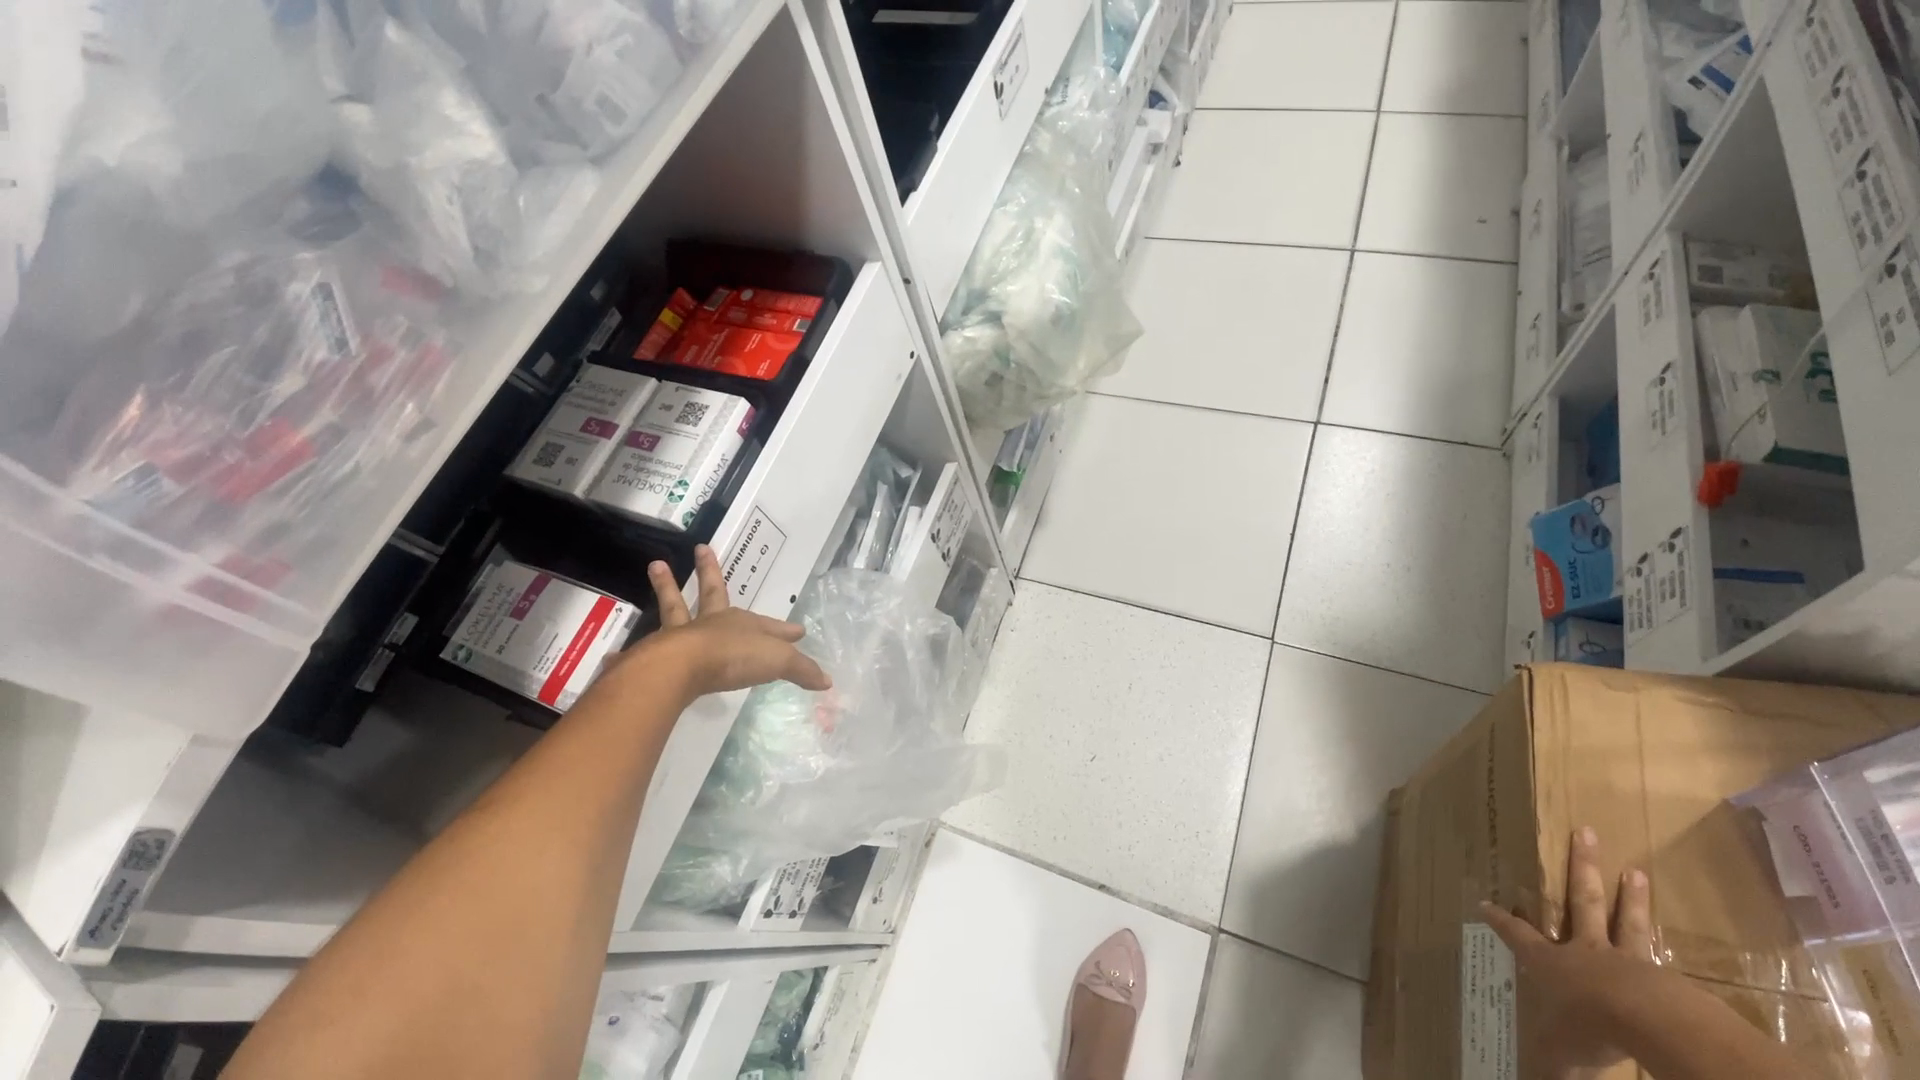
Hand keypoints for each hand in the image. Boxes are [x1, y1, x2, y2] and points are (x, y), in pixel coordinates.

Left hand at [618, 545, 831, 702]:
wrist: (679, 668)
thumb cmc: (732, 656)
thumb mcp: (777, 661)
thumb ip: (800, 669)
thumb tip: (826, 681)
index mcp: (738, 625)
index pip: (765, 624)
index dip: (782, 629)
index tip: (796, 630)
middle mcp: (708, 625)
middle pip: (710, 593)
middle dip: (710, 572)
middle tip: (700, 548)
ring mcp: (678, 639)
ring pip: (672, 608)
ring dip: (664, 589)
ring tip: (655, 566)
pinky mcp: (653, 659)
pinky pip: (638, 655)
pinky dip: (626, 656)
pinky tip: (614, 658)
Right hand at [1479, 828, 1658, 1077]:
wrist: (1651, 1023)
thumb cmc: (1592, 1027)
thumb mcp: (1562, 1053)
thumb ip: (1549, 1062)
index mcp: (1552, 963)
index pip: (1518, 937)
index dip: (1501, 920)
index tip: (1486, 901)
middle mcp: (1585, 950)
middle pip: (1580, 902)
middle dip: (1580, 868)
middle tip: (1585, 833)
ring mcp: (1626, 958)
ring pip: (1624, 918)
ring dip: (1627, 894)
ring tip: (1634, 868)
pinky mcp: (1662, 974)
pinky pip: (1658, 952)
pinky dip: (1659, 938)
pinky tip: (1664, 929)